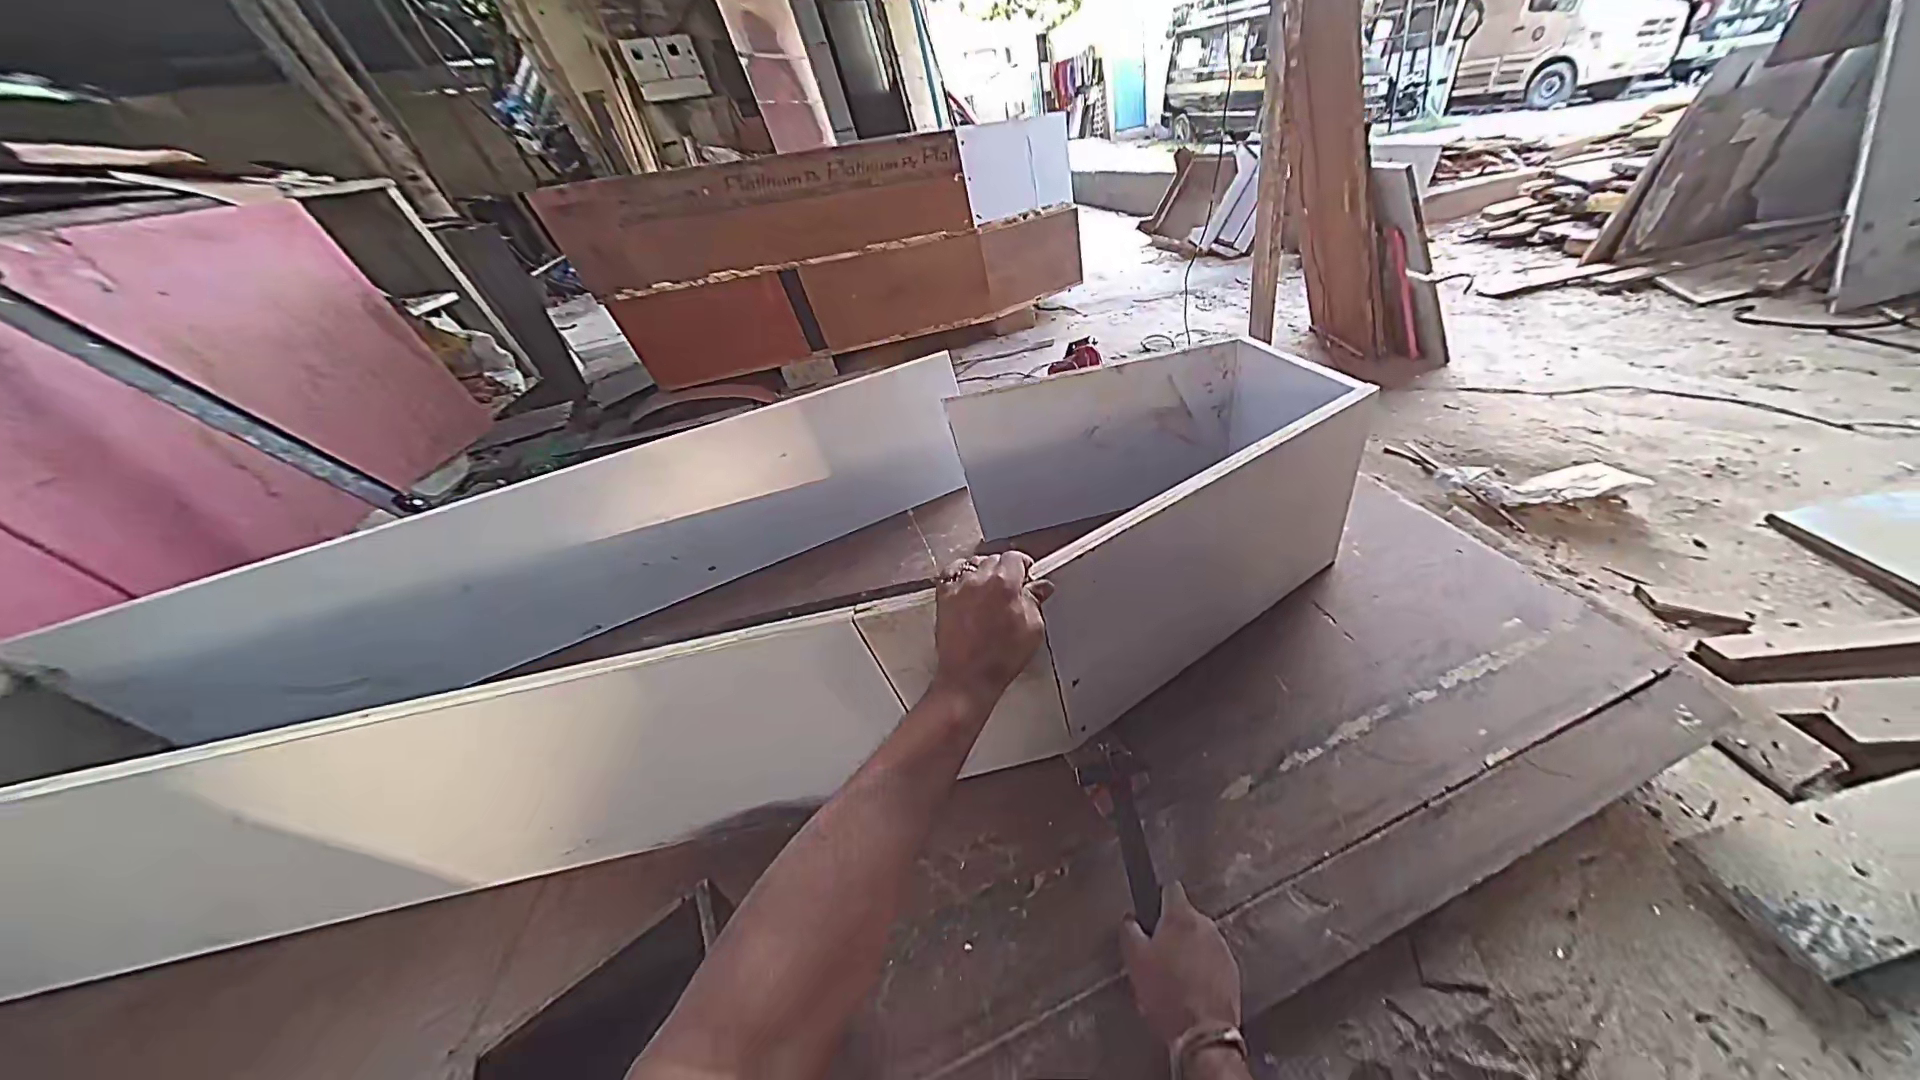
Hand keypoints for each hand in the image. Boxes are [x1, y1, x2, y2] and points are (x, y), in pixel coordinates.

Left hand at [930, 552, 1052, 705]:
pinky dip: (960, 574)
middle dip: (1005, 570)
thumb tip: (1040, 586)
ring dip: (983, 572)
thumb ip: (1035, 601)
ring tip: (989, 589)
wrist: (969, 676)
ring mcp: (959, 586)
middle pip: (994, 559)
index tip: (1027, 574)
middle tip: (1011, 587)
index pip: (1015, 558)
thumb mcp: (1032, 628)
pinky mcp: (944, 596)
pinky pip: (951, 573)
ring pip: (974, 564)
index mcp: (1005, 583)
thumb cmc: (1002, 657)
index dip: (1023, 565)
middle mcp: (980, 578)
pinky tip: (967, 585)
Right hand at [1119, 882, 1241, 1049]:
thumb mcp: (1134, 958)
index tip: (1151, 912)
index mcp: (1181, 915)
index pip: (1171, 887)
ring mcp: (1223, 949)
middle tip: (1157, 951)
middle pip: (1185, 916)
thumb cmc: (1166, 992)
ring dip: (1188, 949)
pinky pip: (1212, 960)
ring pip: (1200, 939)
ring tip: (1173, 974)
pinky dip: (1202, 968)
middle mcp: (1206, 925)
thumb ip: (1129, 929)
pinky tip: (1190, 987)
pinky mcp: (1233, 973)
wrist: (1202, 1034)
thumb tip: (1130, 919)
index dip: (1158, 897)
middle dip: (1172, 929)